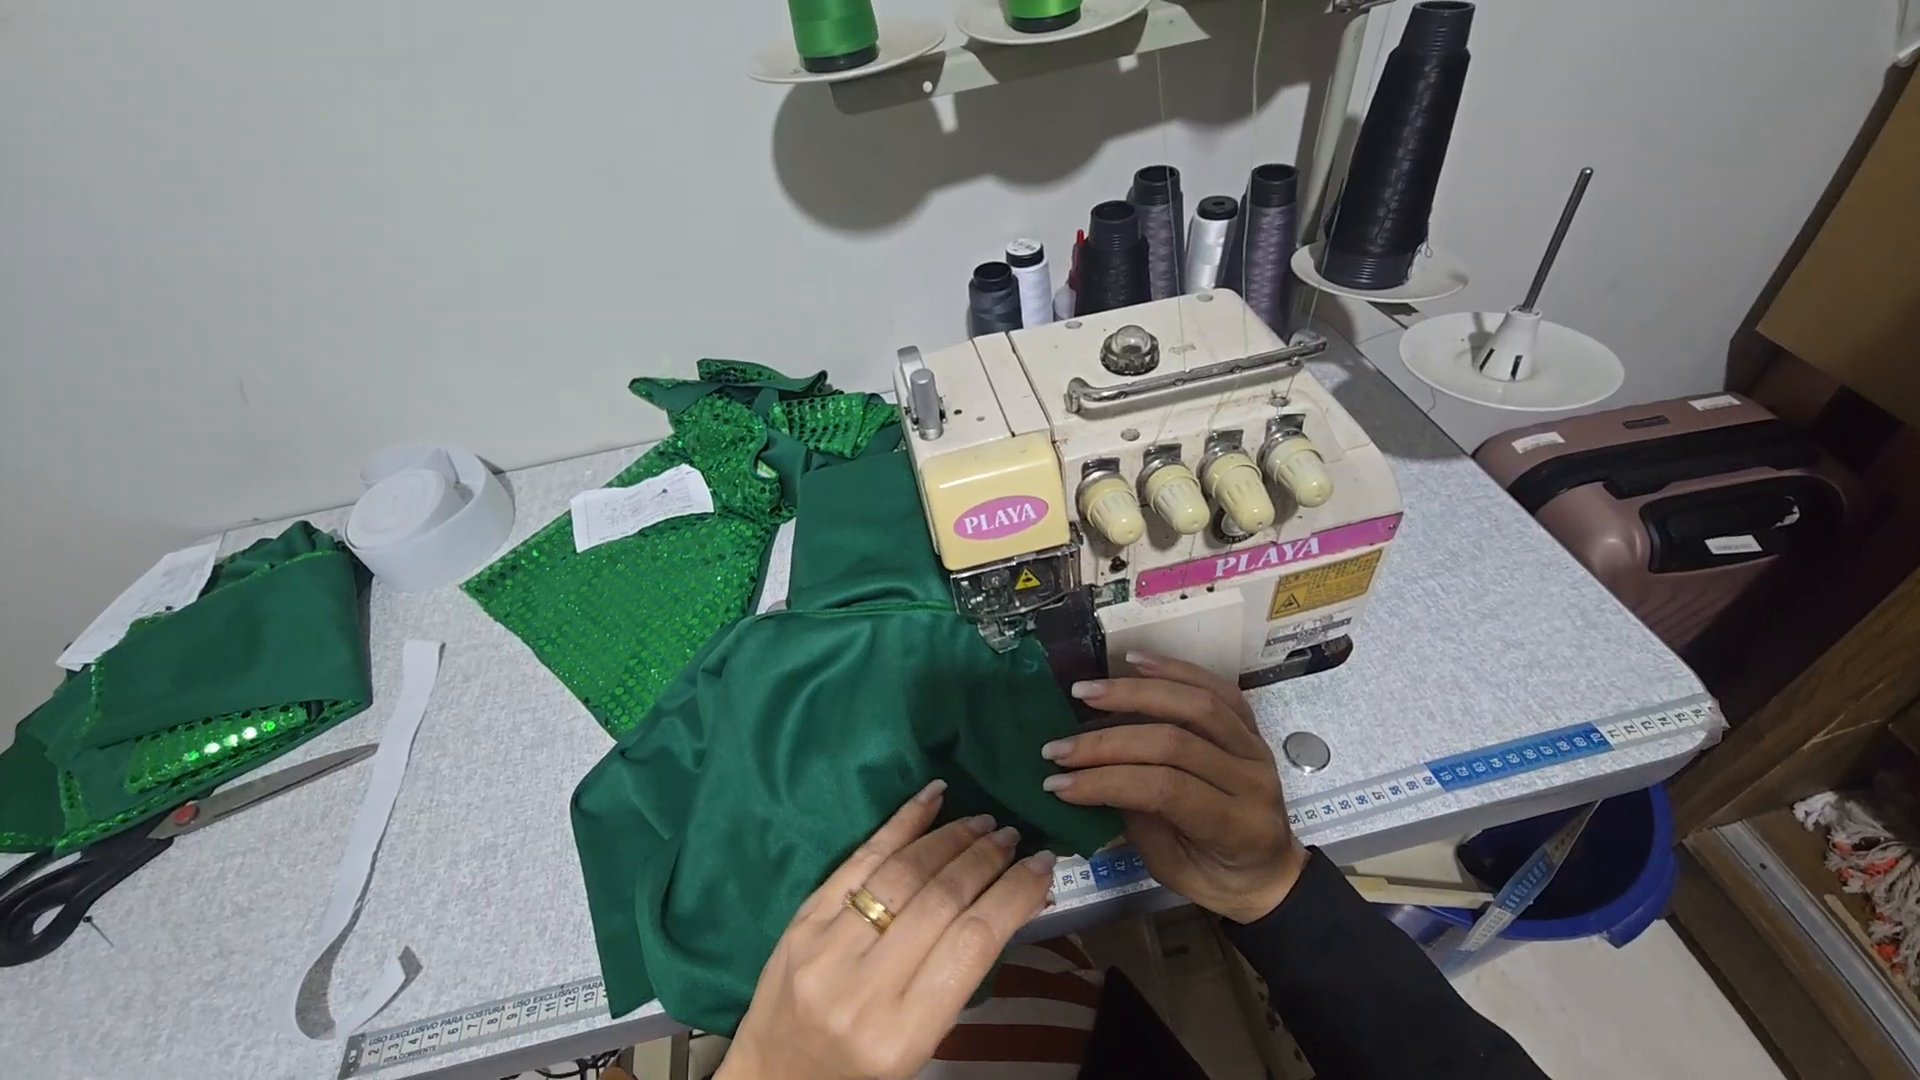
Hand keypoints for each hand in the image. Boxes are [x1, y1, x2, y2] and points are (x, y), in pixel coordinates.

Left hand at [719, 781, 1058, 1079]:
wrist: (774, 1077)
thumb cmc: (861, 1072)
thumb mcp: (920, 1043)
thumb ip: (958, 973)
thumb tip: (1011, 900)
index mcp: (903, 1033)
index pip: (973, 942)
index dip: (1013, 893)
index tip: (1043, 865)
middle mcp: (863, 986)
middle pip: (941, 900)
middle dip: (985, 859)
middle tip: (1012, 837)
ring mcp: (826, 946)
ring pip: (903, 872)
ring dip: (950, 837)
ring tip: (982, 822)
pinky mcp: (804, 918)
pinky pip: (861, 857)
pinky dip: (902, 822)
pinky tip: (932, 797)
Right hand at [1039, 652, 1306, 924]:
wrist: (1269, 871)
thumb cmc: (1217, 877)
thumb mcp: (1173, 867)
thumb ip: (1138, 819)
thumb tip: (1087, 776)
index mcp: (1236, 826)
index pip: (1166, 789)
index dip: (1107, 781)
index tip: (1057, 783)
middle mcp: (1252, 778)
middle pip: (1174, 742)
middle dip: (1107, 742)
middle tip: (1058, 746)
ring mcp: (1255, 746)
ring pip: (1195, 704)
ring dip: (1133, 693)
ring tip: (1086, 692)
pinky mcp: (1251, 725)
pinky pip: (1215, 688)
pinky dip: (1174, 669)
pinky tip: (1135, 661)